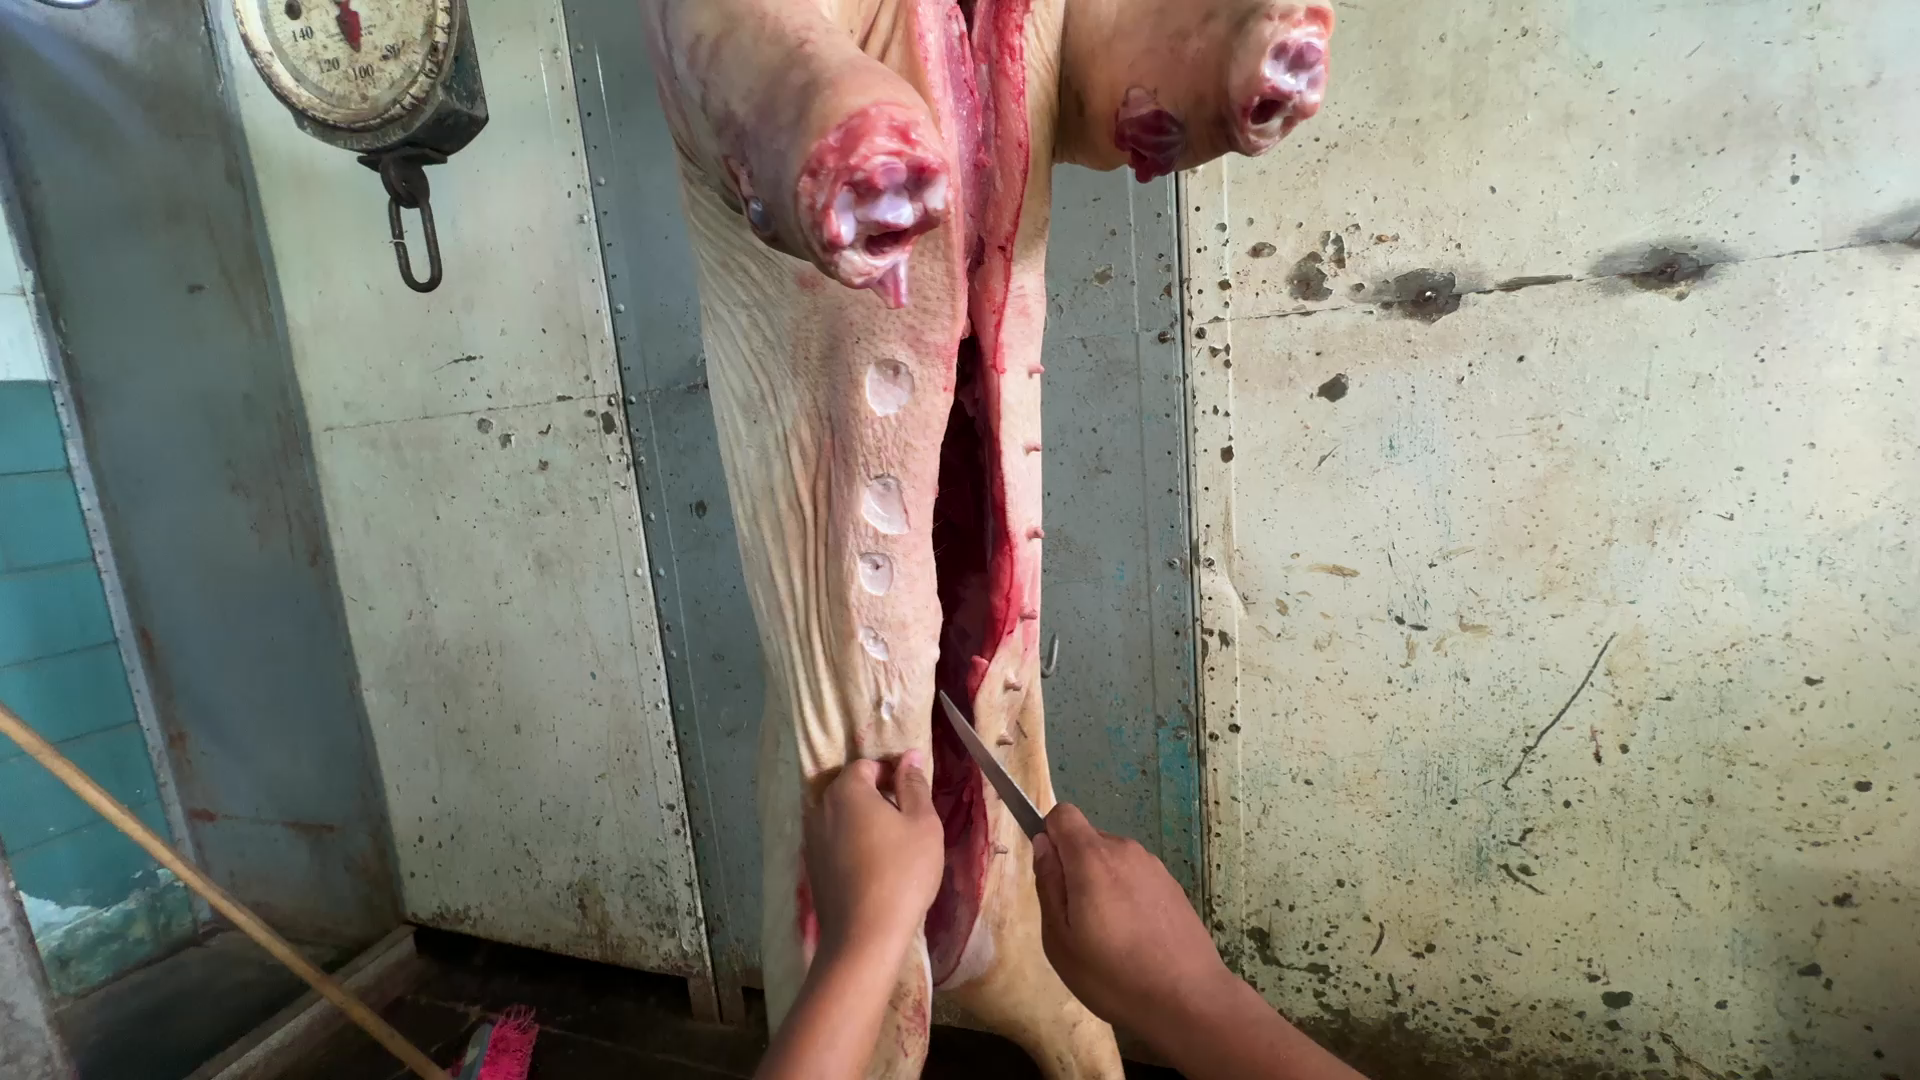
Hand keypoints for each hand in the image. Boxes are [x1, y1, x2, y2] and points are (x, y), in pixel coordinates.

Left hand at [803, 750, 944, 956]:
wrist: (865, 937)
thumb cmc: (902, 872)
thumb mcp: (922, 823)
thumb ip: (914, 784)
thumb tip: (909, 756)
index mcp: (846, 791)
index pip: (866, 766)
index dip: (890, 775)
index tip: (911, 797)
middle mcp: (821, 809)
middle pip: (850, 789)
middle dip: (877, 796)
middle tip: (905, 822)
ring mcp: (811, 840)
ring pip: (841, 816)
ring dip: (863, 821)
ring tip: (891, 847)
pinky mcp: (811, 867)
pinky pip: (834, 841)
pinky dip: (852, 844)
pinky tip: (872, 868)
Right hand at [1032, 803, 1233, 1038]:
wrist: (1191, 1001)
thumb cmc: (1114, 976)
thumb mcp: (1060, 940)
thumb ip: (1048, 884)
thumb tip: (1043, 844)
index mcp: (1092, 857)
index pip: (1062, 814)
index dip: (1050, 836)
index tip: (1053, 874)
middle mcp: (1123, 849)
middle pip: (1087, 838)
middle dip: (1075, 866)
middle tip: (1078, 918)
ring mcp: (1152, 865)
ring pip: (1111, 858)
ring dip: (1101, 882)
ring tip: (1110, 934)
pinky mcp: (1171, 884)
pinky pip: (1135, 875)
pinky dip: (1127, 894)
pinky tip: (1136, 936)